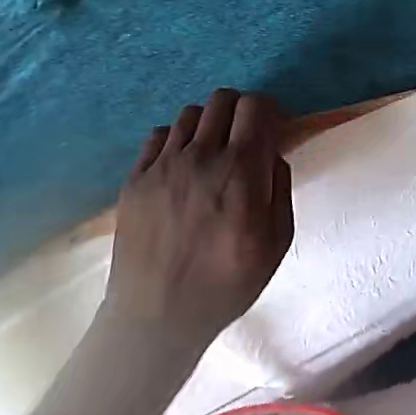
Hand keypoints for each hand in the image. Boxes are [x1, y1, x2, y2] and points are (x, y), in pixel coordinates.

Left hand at [102, 89, 294, 353]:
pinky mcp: (136, 175)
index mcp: (239, 170)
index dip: (268, 108)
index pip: (255, 107)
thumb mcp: (275, 245)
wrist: (157, 314)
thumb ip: (279, 190)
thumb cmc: (225, 284)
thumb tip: (271, 154)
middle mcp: (200, 155)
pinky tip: (180, 164)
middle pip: (222, 99)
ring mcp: (163, 163)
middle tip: (243, 135)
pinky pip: (159, 135)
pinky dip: (176, 140)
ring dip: (208, 124)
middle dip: (240, 109)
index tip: (271, 124)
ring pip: (190, 113)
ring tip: (210, 150)